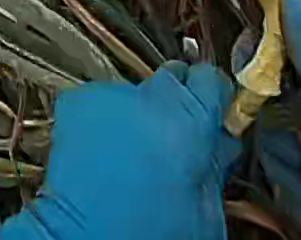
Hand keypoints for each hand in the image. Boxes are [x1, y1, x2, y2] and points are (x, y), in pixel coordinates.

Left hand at [0, 62, 240, 239]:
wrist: (83, 239)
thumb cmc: (146, 233)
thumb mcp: (203, 214)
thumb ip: (216, 166)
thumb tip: (222, 141)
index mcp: (187, 119)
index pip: (209, 77)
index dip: (214, 94)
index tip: (214, 106)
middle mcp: (148, 95)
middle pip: (171, 78)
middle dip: (174, 104)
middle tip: (170, 141)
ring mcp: (110, 93)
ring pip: (134, 92)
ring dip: (136, 114)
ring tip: (130, 156)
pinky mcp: (77, 99)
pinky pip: (100, 102)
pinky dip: (103, 121)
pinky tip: (102, 153)